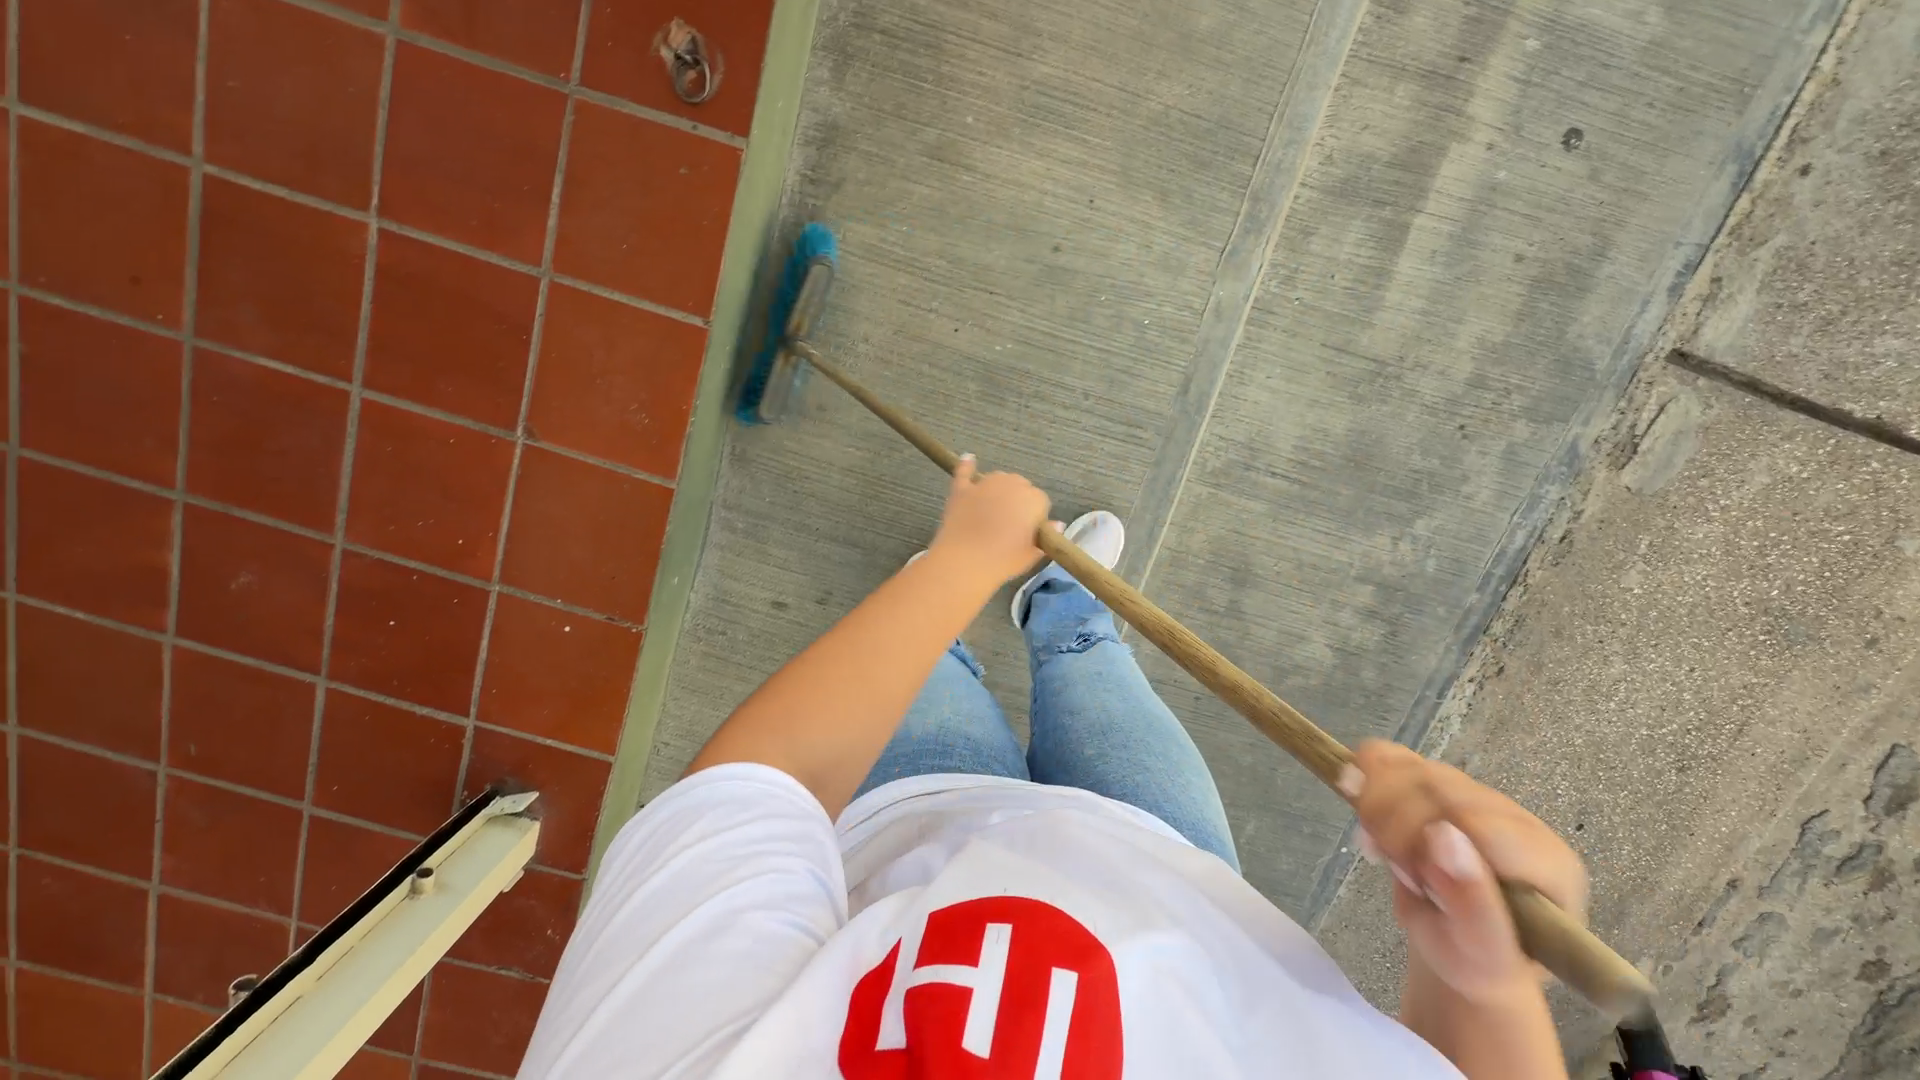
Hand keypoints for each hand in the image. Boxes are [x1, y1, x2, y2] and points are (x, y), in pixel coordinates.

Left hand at [927, 455, 1052, 584]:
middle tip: (1011, 523)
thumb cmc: (1003, 561)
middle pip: (1020, 485)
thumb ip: (1044, 538)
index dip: (1034, 516)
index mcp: (1034, 500)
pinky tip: (969, 459)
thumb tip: (1058, 525)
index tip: (1028, 530)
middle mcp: (1012, 484)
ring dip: (999, 488)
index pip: (1041, 501)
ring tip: (994, 508)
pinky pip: (965, 472)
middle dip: (1018, 500)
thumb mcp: (1031, 555)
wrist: (964, 562)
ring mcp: (985, 484)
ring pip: (998, 478)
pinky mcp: (962, 490)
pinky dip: (967, 466)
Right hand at [1341, 739, 1587, 1003]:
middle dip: (1398, 829)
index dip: (1427, 841)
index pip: (1477, 822)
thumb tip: (1443, 835)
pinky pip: (1395, 757)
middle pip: (1440, 788)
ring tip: (1386, 852)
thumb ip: (1472, 902)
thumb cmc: (1475, 959)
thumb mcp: (1480, 954)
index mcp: (1546, 862)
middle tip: (1401, 874)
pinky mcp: (1441, 783)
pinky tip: (1359, 799)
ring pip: (1413, 770)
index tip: (1412, 879)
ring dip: (1379, 809)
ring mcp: (1477, 796)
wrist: (1459, 946)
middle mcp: (1518, 820)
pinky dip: (1367, 776)